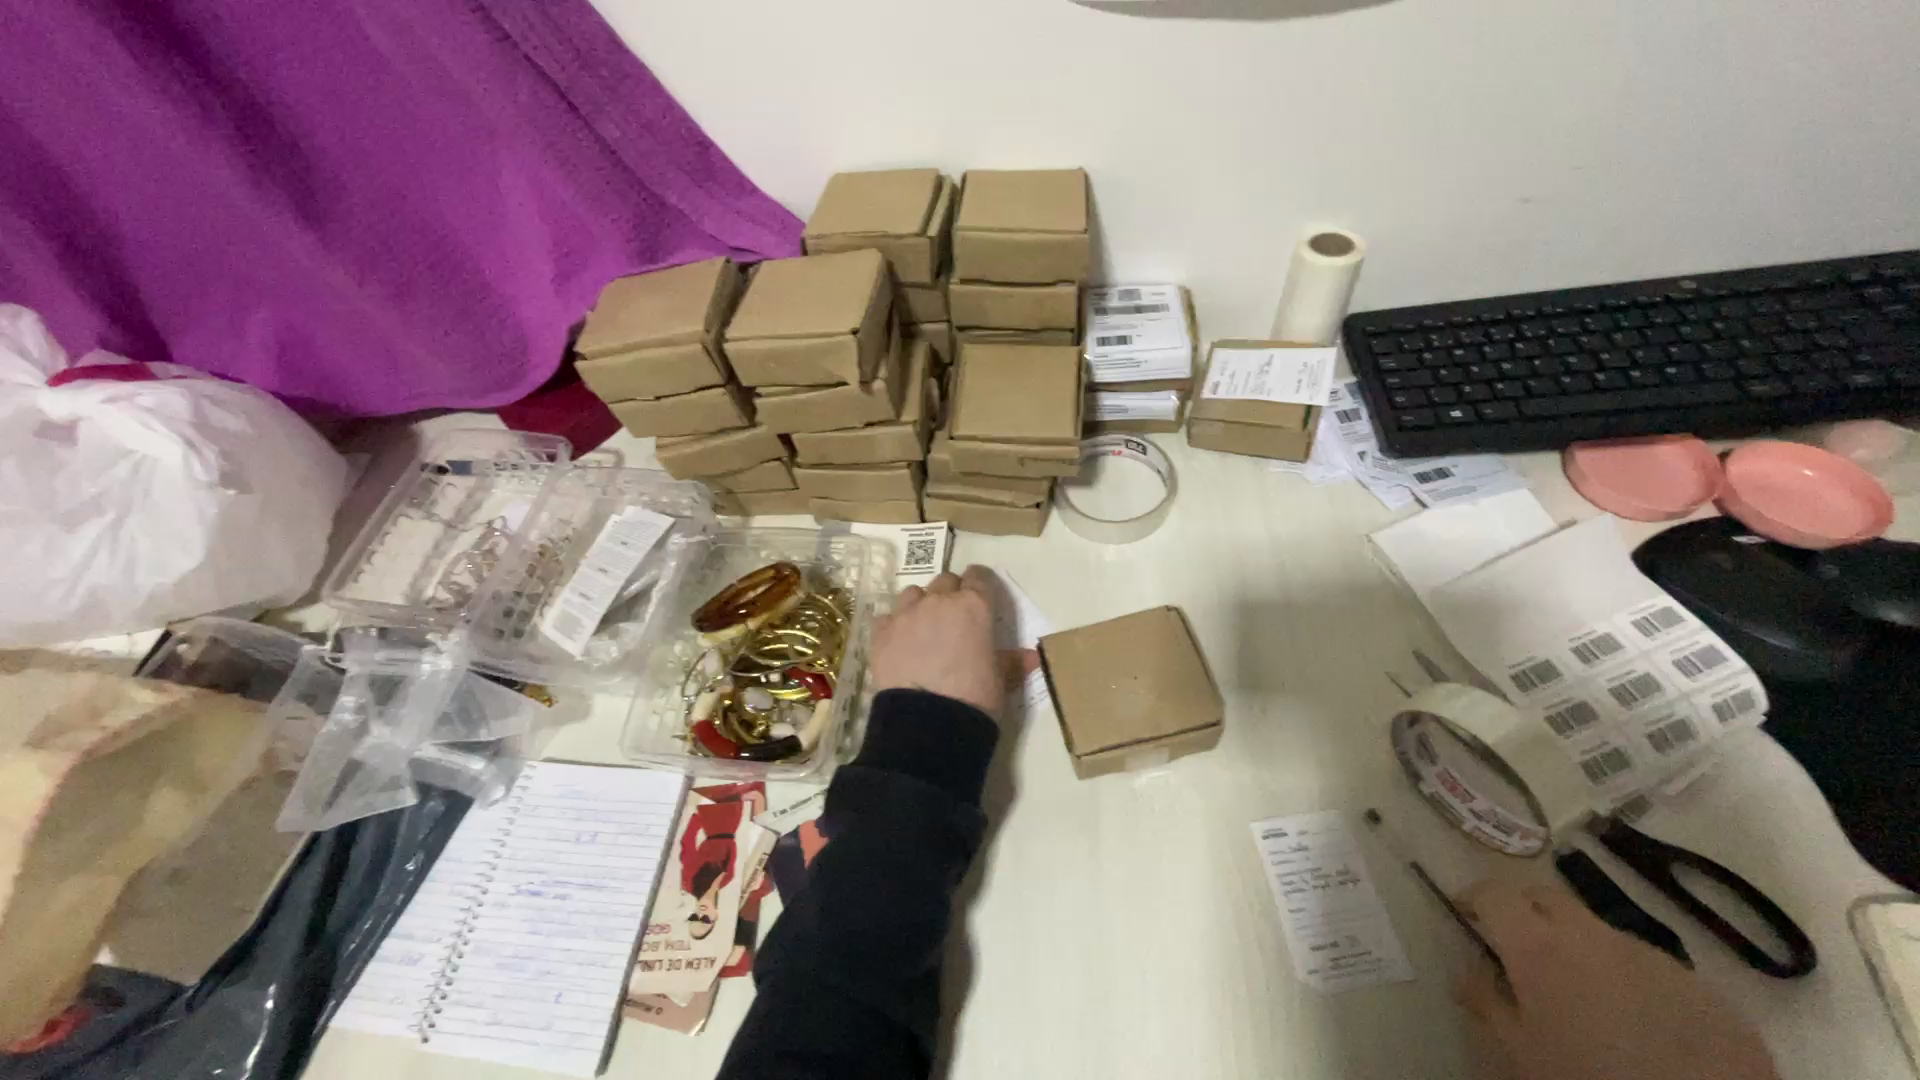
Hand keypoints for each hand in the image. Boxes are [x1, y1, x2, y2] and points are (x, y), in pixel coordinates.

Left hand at [871, 567, 1029, 721]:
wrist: (928, 722)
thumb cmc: (974, 697)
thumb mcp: (1000, 680)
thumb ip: (1012, 662)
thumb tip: (1031, 657)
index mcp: (974, 607)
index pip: (979, 577)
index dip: (979, 584)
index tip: (980, 594)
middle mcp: (939, 601)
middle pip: (945, 581)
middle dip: (951, 593)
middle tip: (955, 617)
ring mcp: (906, 614)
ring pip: (913, 593)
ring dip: (921, 604)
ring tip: (924, 627)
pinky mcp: (881, 633)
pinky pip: (888, 617)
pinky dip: (895, 625)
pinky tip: (899, 642)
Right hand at [1455, 880, 1779, 1079]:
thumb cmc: (1587, 1077)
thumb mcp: (1521, 1051)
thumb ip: (1487, 1004)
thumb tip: (1466, 975)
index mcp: (1538, 946)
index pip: (1493, 892)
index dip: (1474, 897)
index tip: (1466, 914)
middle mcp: (1590, 935)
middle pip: (1546, 896)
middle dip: (1525, 910)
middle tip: (1518, 945)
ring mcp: (1648, 955)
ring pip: (1597, 929)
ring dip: (1578, 943)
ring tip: (1581, 989)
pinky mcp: (1696, 984)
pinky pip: (1645, 962)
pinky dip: (1625, 973)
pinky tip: (1634, 1016)